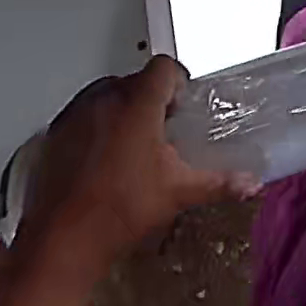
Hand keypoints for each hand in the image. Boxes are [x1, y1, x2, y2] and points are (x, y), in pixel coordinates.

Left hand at [14, 55, 256, 278]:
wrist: (64, 239)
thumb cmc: (120, 210)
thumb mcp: (177, 192)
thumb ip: (217, 182)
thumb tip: (247, 182)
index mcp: (139, 102)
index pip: (164, 66)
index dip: (177, 81)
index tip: (180, 102)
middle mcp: (106, 96)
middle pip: (137, 80)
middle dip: (151, 99)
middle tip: (160, 130)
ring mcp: (78, 110)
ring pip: (108, 93)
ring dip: (122, 109)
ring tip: (130, 145)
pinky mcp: (57, 127)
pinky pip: (83, 111)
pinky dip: (95, 124)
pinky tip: (101, 156)